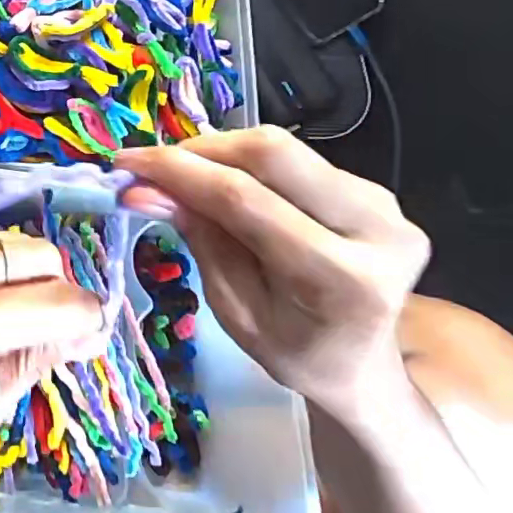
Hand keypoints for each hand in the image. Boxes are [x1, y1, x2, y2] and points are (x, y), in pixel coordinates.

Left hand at [0, 231, 102, 507]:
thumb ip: (31, 362)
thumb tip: (84, 331)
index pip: (59, 301)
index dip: (88, 320)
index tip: (91, 339)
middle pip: (39, 254)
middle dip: (57, 291)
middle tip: (49, 333)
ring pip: (8, 241)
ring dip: (25, 276)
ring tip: (9, 322)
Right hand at [116, 127, 429, 416]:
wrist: (363, 364)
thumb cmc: (293, 350)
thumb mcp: (234, 310)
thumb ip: (199, 240)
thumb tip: (141, 189)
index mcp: (338, 278)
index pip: (244, 198)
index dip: (178, 171)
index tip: (127, 163)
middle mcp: (376, 229)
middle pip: (273, 152)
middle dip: (201, 149)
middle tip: (156, 165)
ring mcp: (385, 204)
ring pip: (284, 147)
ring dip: (222, 152)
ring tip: (186, 177)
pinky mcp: (378, 190)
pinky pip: (298, 157)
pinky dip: (248, 162)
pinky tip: (226, 183)